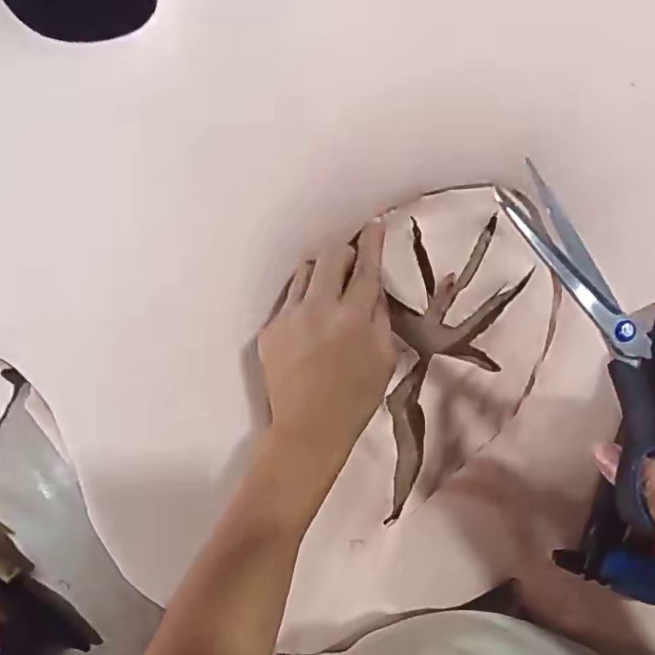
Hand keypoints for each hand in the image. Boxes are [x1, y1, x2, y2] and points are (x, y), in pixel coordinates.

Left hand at [257, 218, 397, 477]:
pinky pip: (287, 302)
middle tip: (350, 265)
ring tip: (326, 288)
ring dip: (319, 272)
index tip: (374, 225)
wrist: (308, 429)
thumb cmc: (355, 400)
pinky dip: (301, 302)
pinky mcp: (269, 331)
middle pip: (330, 256)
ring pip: (303, 272)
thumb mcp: (385, 359)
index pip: (365, 265)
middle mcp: (318, 307)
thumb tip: (373, 290)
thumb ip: (380, 318)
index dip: (372, 242)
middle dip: (343, 253)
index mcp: (353, 315)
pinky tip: (307, 324)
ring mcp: (289, 317)